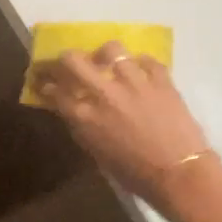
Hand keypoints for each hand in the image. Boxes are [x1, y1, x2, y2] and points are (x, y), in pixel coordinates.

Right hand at [35, 40, 212, 208]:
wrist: (178, 171)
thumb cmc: (132, 171)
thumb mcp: (95, 151)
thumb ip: (80, 126)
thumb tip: (72, 109)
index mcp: (84, 116)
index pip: (54, 90)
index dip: (44, 85)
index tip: (43, 84)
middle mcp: (105, 93)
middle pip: (73, 60)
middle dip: (63, 60)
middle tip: (66, 65)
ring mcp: (135, 82)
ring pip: (112, 50)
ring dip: (104, 55)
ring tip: (106, 63)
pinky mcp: (162, 80)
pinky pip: (146, 60)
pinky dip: (139, 63)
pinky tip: (138, 72)